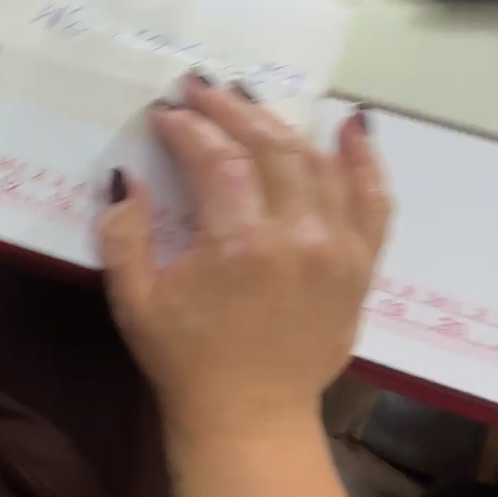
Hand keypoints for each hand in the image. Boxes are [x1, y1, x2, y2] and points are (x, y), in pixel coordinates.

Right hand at [98, 75, 391, 446]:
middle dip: (231, 111)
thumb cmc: (179, 353)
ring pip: (317, 163)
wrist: (247, 409)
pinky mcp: (361, 261)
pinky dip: (363, 158)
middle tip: (199, 87)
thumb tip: (126, 180)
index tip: (162, 111)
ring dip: (280, 123)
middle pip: (270, 149)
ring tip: (248, 98)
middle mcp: (298, 235)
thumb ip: (124, 235)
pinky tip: (350, 126)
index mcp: (237, 244)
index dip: (187, 130)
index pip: (215, 162)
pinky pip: (373, 197)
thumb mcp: (131, 298)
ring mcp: (339, 246)